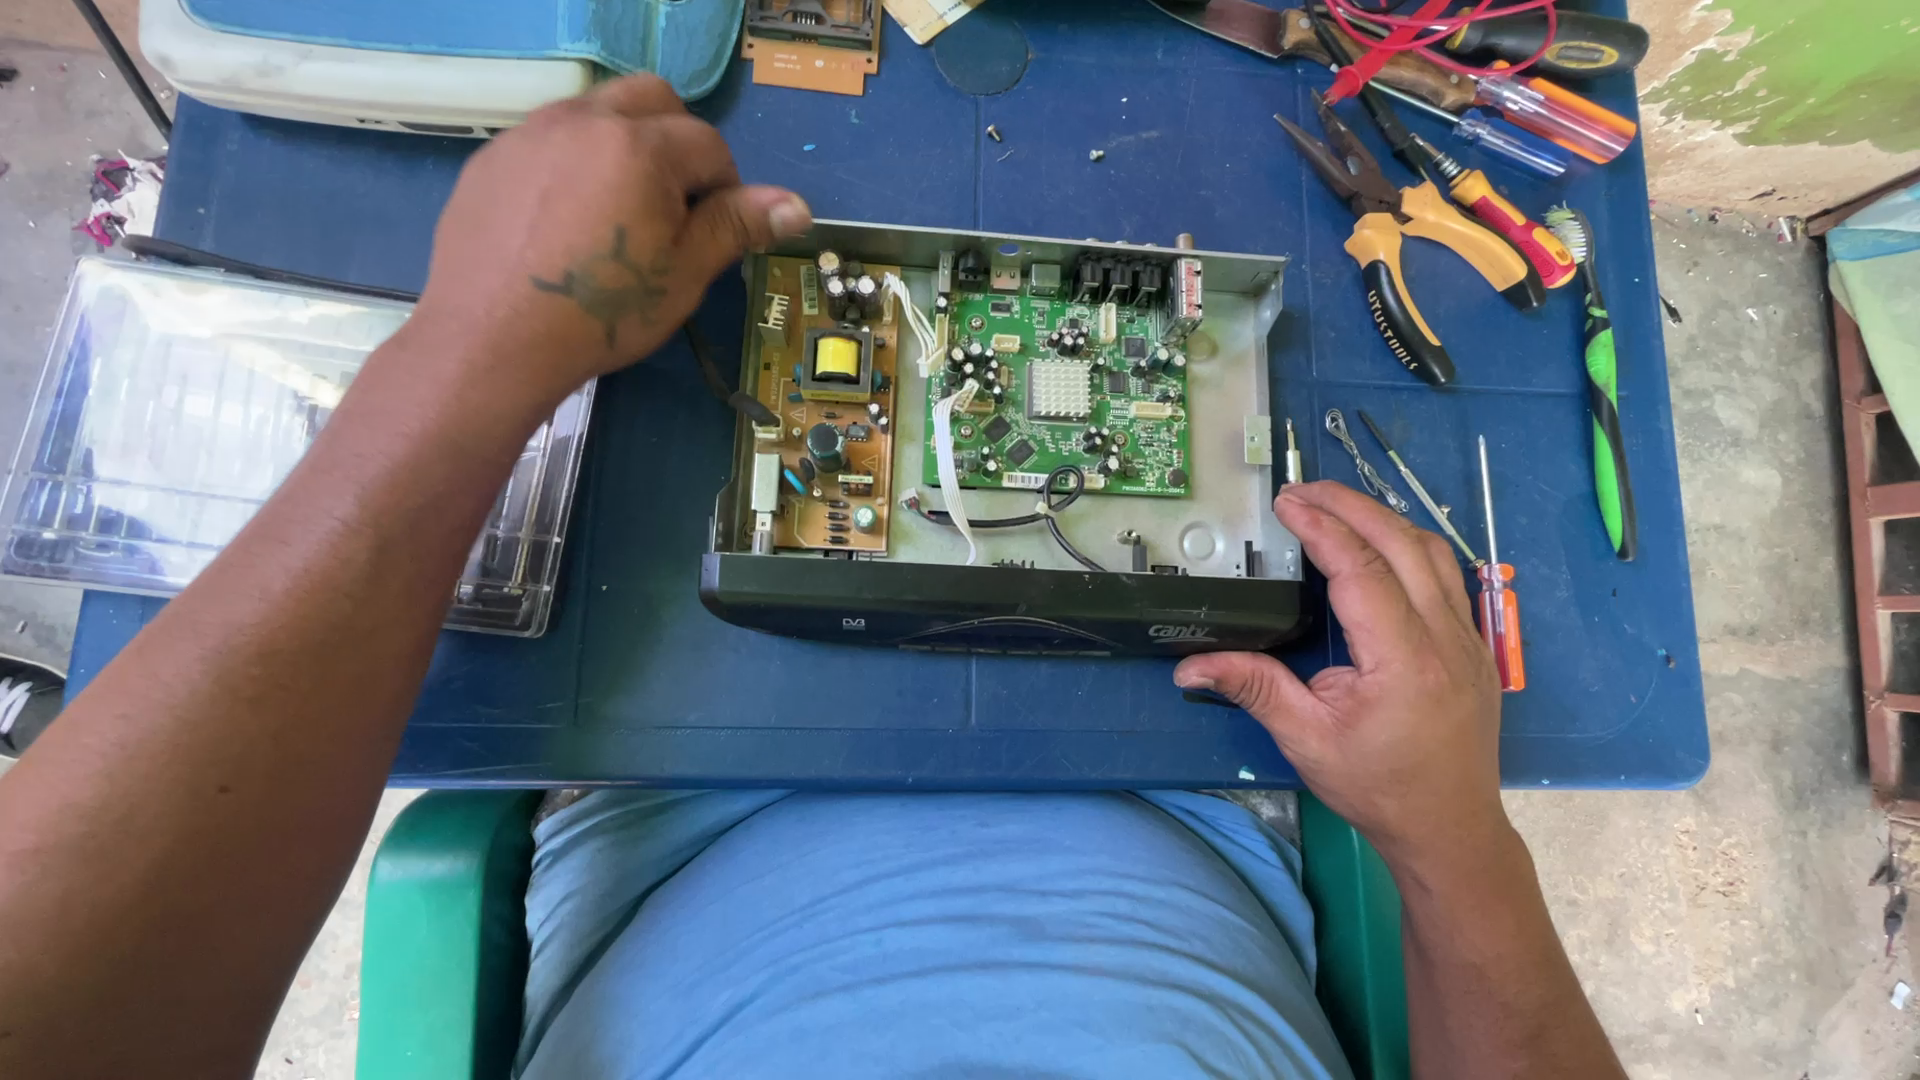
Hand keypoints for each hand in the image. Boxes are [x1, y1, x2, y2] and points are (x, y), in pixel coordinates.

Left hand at [402, 75, 812, 412]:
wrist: (495, 337)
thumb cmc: (607, 311)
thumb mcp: (685, 274)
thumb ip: (737, 226)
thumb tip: (799, 204)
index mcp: (640, 147)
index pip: (708, 144)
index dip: (725, 187)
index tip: (713, 232)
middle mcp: (584, 120)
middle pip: (653, 98)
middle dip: (679, 142)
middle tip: (674, 208)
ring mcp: (532, 132)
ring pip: (599, 110)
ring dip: (628, 146)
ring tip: (621, 215)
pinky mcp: (495, 156)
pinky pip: (553, 137)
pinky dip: (579, 161)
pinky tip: (570, 222)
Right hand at [1174, 481, 1507, 867]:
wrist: (1450, 829)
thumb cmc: (1377, 786)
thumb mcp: (1306, 740)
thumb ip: (1253, 688)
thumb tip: (1187, 667)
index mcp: (1404, 660)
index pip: (1361, 571)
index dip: (1322, 529)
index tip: (1285, 503)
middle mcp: (1446, 638)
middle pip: (1403, 544)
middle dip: (1351, 505)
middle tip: (1302, 490)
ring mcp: (1469, 638)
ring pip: (1432, 551)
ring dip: (1381, 518)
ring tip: (1333, 505)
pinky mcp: (1473, 643)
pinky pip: (1444, 573)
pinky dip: (1405, 542)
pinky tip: (1375, 542)